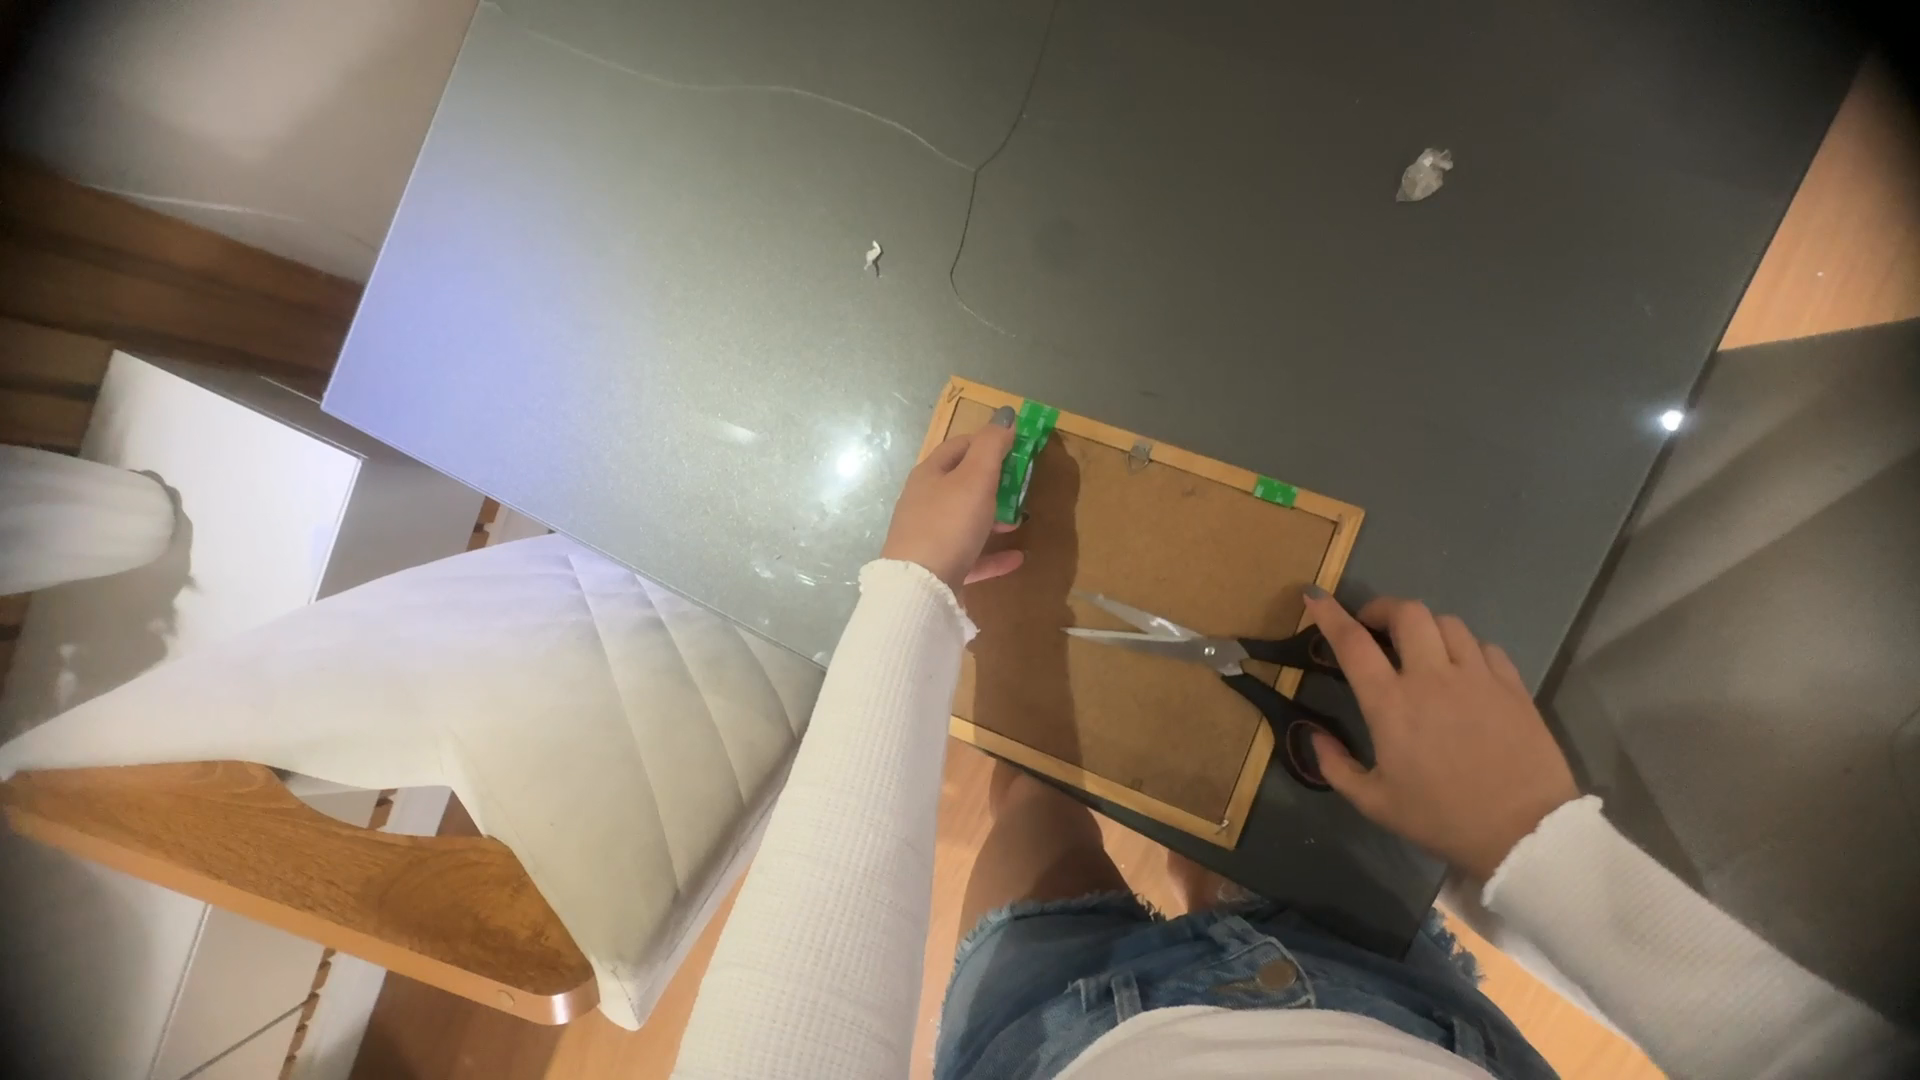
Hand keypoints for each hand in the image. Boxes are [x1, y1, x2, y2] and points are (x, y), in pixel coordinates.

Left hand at [879, 407, 1024, 592]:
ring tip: (1020, 521)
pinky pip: (971, 557)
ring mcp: (929, 537)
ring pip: (966, 521)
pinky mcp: (938, 568)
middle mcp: (925, 502)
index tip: (1016, 448)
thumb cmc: (948, 523)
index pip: (958, 446)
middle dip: (993, 483)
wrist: (919, 587)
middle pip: (962, 484)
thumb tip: (1005, 416)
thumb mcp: (975, 477)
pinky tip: (1017, 558)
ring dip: (994, 518)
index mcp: (929, 475)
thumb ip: (991, 446)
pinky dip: (993, 556)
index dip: (987, 442)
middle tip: (1021, 486)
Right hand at [1301, 589, 1578, 879]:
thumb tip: (1313, 734)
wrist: (1528, 837)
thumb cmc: (1442, 818)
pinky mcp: (1513, 688)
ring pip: (1448, 623)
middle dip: (1383, 608)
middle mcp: (1431, 678)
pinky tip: (1461, 669)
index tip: (1314, 596)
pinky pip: (1485, 647)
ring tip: (1419, 648)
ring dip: (1425, 628)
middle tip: (1373, 627)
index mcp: (1390, 703)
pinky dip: (1465, 648)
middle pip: (1408, 612)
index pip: (1352, 641)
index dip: (1329, 613)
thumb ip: (1335, 765)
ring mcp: (1477, 679)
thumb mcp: (1374, 802)